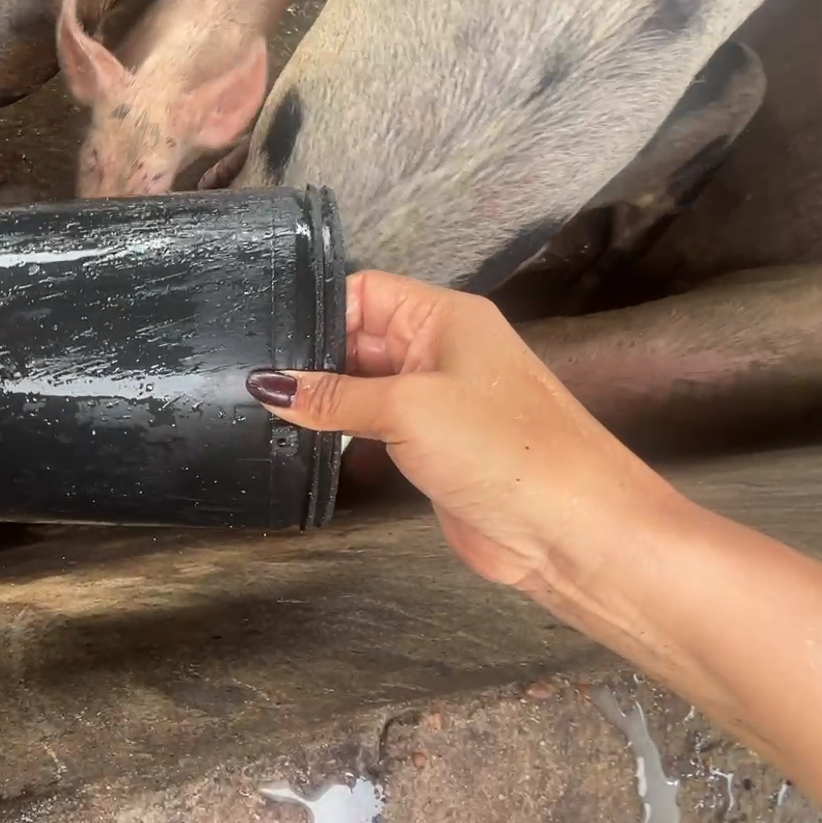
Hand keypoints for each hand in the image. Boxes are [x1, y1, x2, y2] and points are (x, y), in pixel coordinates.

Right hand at [246, 271, 672, 589]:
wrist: (569, 530)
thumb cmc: (499, 448)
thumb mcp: (406, 408)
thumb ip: (332, 396)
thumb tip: (267, 384)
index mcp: (443, 318)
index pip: (364, 292)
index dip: (318, 310)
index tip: (266, 339)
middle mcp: (436, 350)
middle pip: (356, 337)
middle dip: (309, 357)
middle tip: (252, 380)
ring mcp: (431, 398)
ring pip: (358, 383)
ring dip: (320, 397)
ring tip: (263, 409)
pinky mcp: (424, 442)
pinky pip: (368, 422)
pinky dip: (336, 428)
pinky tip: (299, 438)